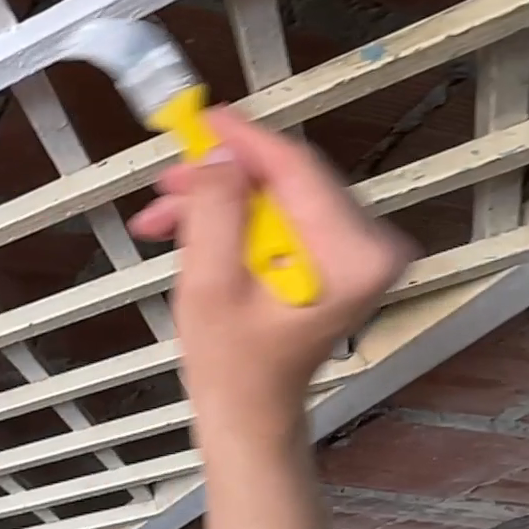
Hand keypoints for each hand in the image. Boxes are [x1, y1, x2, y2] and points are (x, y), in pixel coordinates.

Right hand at [129, 108, 413, 436]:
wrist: (248, 410)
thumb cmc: (229, 362)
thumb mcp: (209, 284)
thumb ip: (214, 214)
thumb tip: (215, 156)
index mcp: (352, 254)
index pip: (297, 171)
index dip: (243, 140)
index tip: (201, 118)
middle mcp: (367, 245)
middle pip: (285, 183)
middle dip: (217, 181)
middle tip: (163, 188)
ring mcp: (351, 252)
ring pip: (274, 199)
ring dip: (215, 204)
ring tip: (161, 222)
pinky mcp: (332, 259)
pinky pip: (276, 220)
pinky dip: (230, 223)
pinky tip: (189, 236)